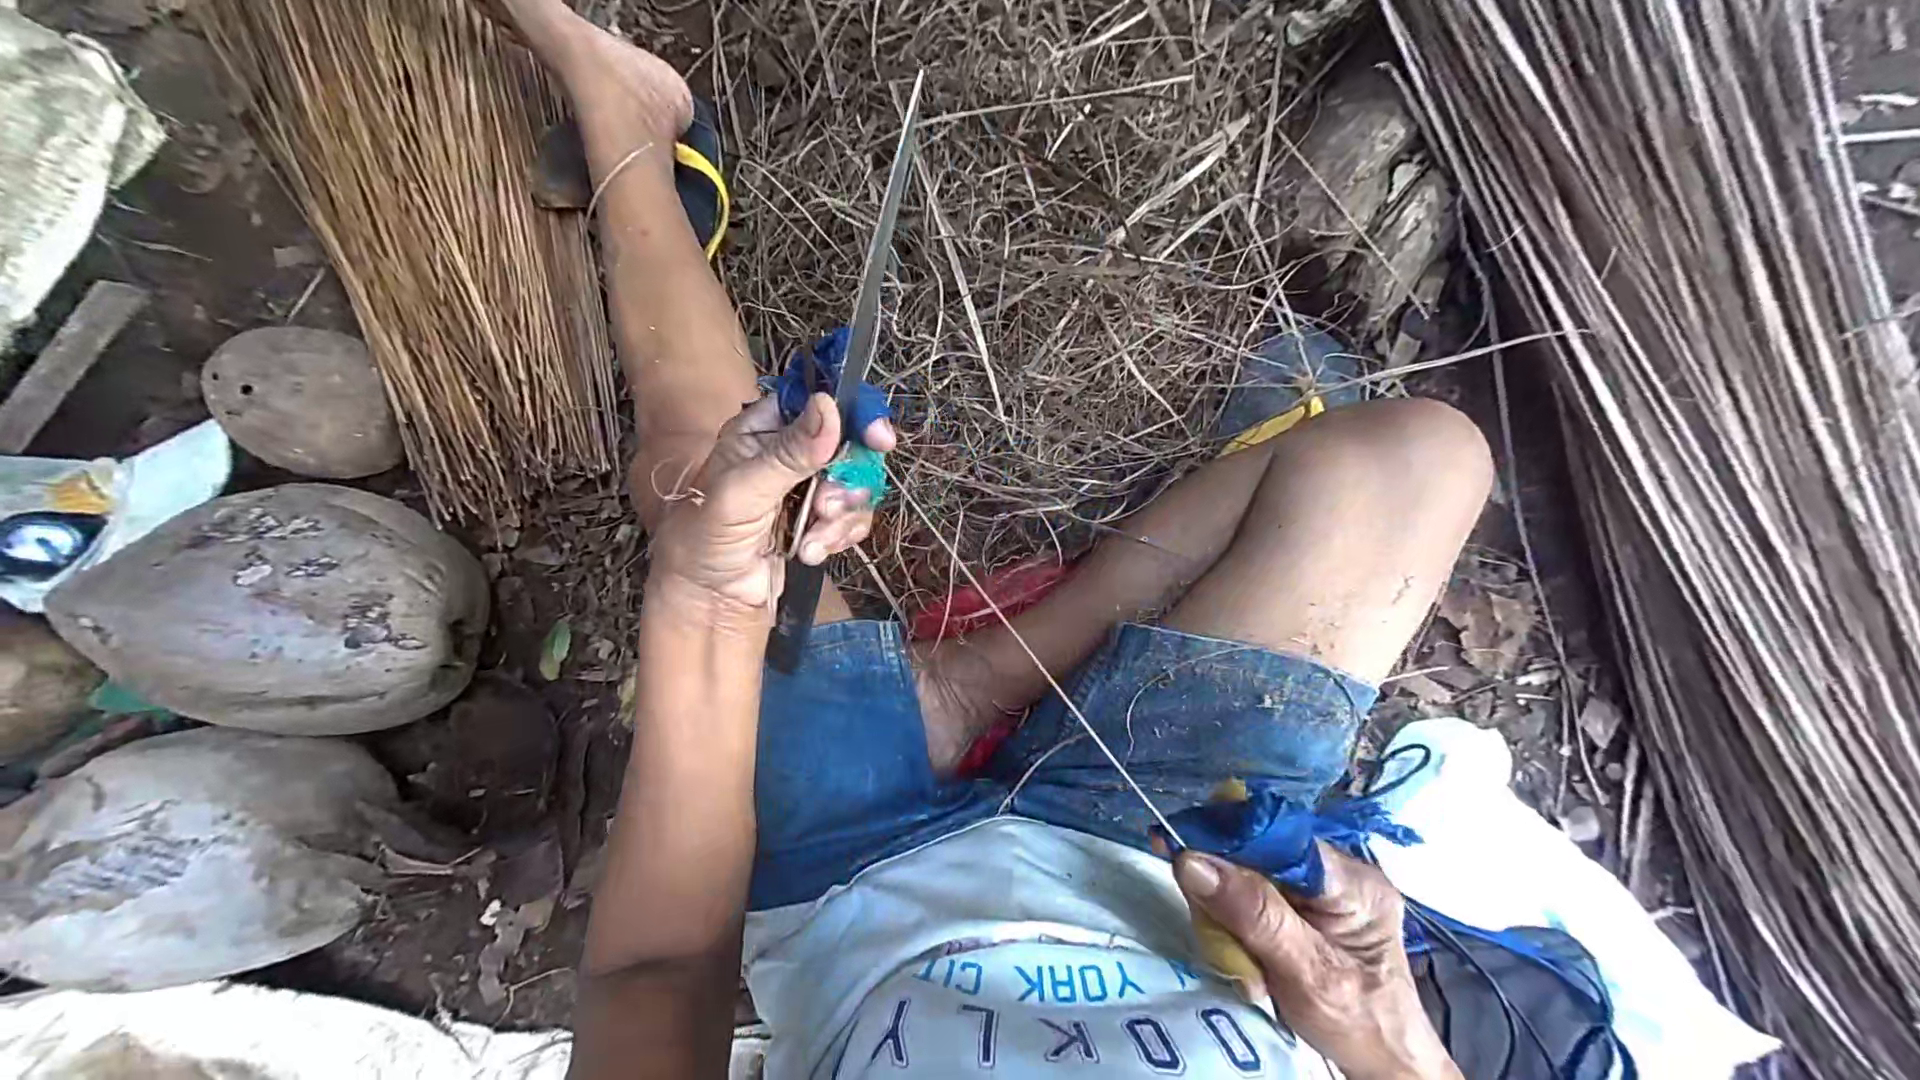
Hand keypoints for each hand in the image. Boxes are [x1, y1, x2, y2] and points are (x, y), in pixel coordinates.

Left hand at [647, 392, 893, 615]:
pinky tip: (811, 552)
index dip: (854, 413)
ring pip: (858, 484)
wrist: (710, 597)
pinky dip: (841, 536)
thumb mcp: (743, 490)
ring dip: (841, 515)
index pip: (819, 402)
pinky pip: (856, 517)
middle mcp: (793, 452)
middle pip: (851, 444)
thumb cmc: (706, 537)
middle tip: (826, 506)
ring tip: (812, 538)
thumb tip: (829, 406)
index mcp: (765, 428)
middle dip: (846, 480)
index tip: (878, 438)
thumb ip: (788, 452)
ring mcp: (811, 487)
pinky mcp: (824, 520)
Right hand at [1174, 846, 1461, 1079]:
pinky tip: (1238, 947)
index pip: (1274, 834)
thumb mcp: (1307, 975)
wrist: (1385, 1065)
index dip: (1220, 833)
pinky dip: (1231, 915)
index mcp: (1351, 879)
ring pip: (1244, 867)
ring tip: (1233, 956)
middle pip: (1253, 847)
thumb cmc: (1357, 1025)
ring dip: (1223, 907)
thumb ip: (1253, 915)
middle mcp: (1334, 867)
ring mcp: (1317, 882)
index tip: (1171, 845)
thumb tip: (1190, 860)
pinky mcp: (1301, 898)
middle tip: (1205, 924)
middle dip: (1220, 882)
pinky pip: (1249, 887)